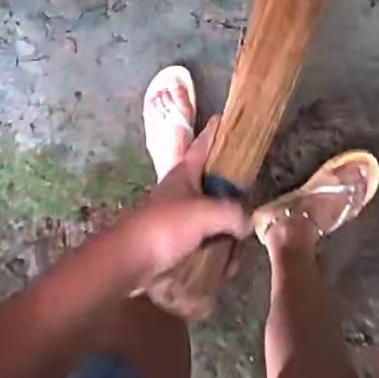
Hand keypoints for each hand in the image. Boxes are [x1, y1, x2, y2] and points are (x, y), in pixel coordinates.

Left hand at [114, 119, 249, 281]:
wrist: (130, 259)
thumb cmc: (165, 226)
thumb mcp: (204, 214)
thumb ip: (232, 213)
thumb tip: (246, 222)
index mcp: (186, 171)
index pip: (203, 143)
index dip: (214, 130)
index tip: (226, 118)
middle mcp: (183, 187)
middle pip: (211, 176)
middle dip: (229, 182)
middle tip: (249, 187)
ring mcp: (179, 212)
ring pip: (210, 207)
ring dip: (225, 218)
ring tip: (242, 229)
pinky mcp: (177, 236)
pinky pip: (204, 232)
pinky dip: (217, 240)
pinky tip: (227, 254)